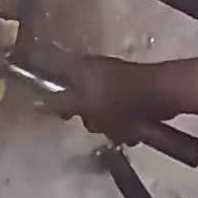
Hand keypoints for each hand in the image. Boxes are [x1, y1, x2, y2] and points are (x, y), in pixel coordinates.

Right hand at [46, 54, 197, 133]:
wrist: (163, 94)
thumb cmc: (118, 96)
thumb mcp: (83, 103)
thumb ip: (58, 104)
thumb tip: (35, 104)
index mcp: (79, 67)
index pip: (50, 64)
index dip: (39, 73)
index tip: (35, 88)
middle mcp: (93, 72)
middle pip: (75, 95)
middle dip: (85, 115)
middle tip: (92, 122)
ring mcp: (112, 83)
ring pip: (98, 108)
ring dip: (106, 124)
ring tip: (118, 131)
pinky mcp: (129, 95)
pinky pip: (116, 113)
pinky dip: (122, 124)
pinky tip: (131, 133)